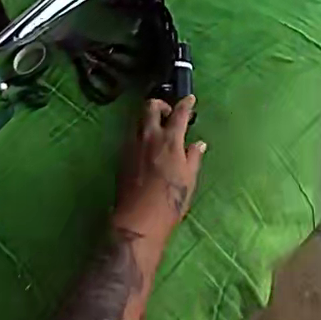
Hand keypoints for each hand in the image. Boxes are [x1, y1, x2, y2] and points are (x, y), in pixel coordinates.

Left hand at [114, 95, 205, 247]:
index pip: (179, 113)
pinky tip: (147, 147)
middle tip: (169, 113)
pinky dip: (141, 134)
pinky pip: (132, 135)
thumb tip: (198, 144)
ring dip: (149, 119)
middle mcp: (149, 136)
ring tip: (158, 130)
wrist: (138, 220)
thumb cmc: (170, 201)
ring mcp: (133, 144)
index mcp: (170, 140)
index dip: (185, 103)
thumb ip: (193, 157)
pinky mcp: (122, 155)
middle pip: (151, 106)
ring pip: (138, 120)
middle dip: (161, 104)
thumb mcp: (189, 180)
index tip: (189, 99)